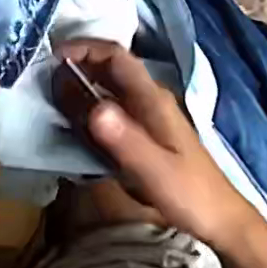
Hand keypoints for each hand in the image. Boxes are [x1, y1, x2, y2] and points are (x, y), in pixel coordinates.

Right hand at [60, 41, 263, 250]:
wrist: (220, 218)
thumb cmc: (189, 194)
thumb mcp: (154, 171)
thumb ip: (125, 140)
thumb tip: (94, 109)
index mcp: (152, 98)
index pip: (116, 56)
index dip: (84, 49)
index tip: (54, 57)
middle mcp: (149, 98)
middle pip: (111, 66)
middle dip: (78, 63)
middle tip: (46, 78)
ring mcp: (148, 112)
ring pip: (110, 84)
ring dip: (83, 82)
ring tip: (54, 95)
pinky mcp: (145, 129)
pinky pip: (113, 104)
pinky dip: (91, 102)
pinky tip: (77, 120)